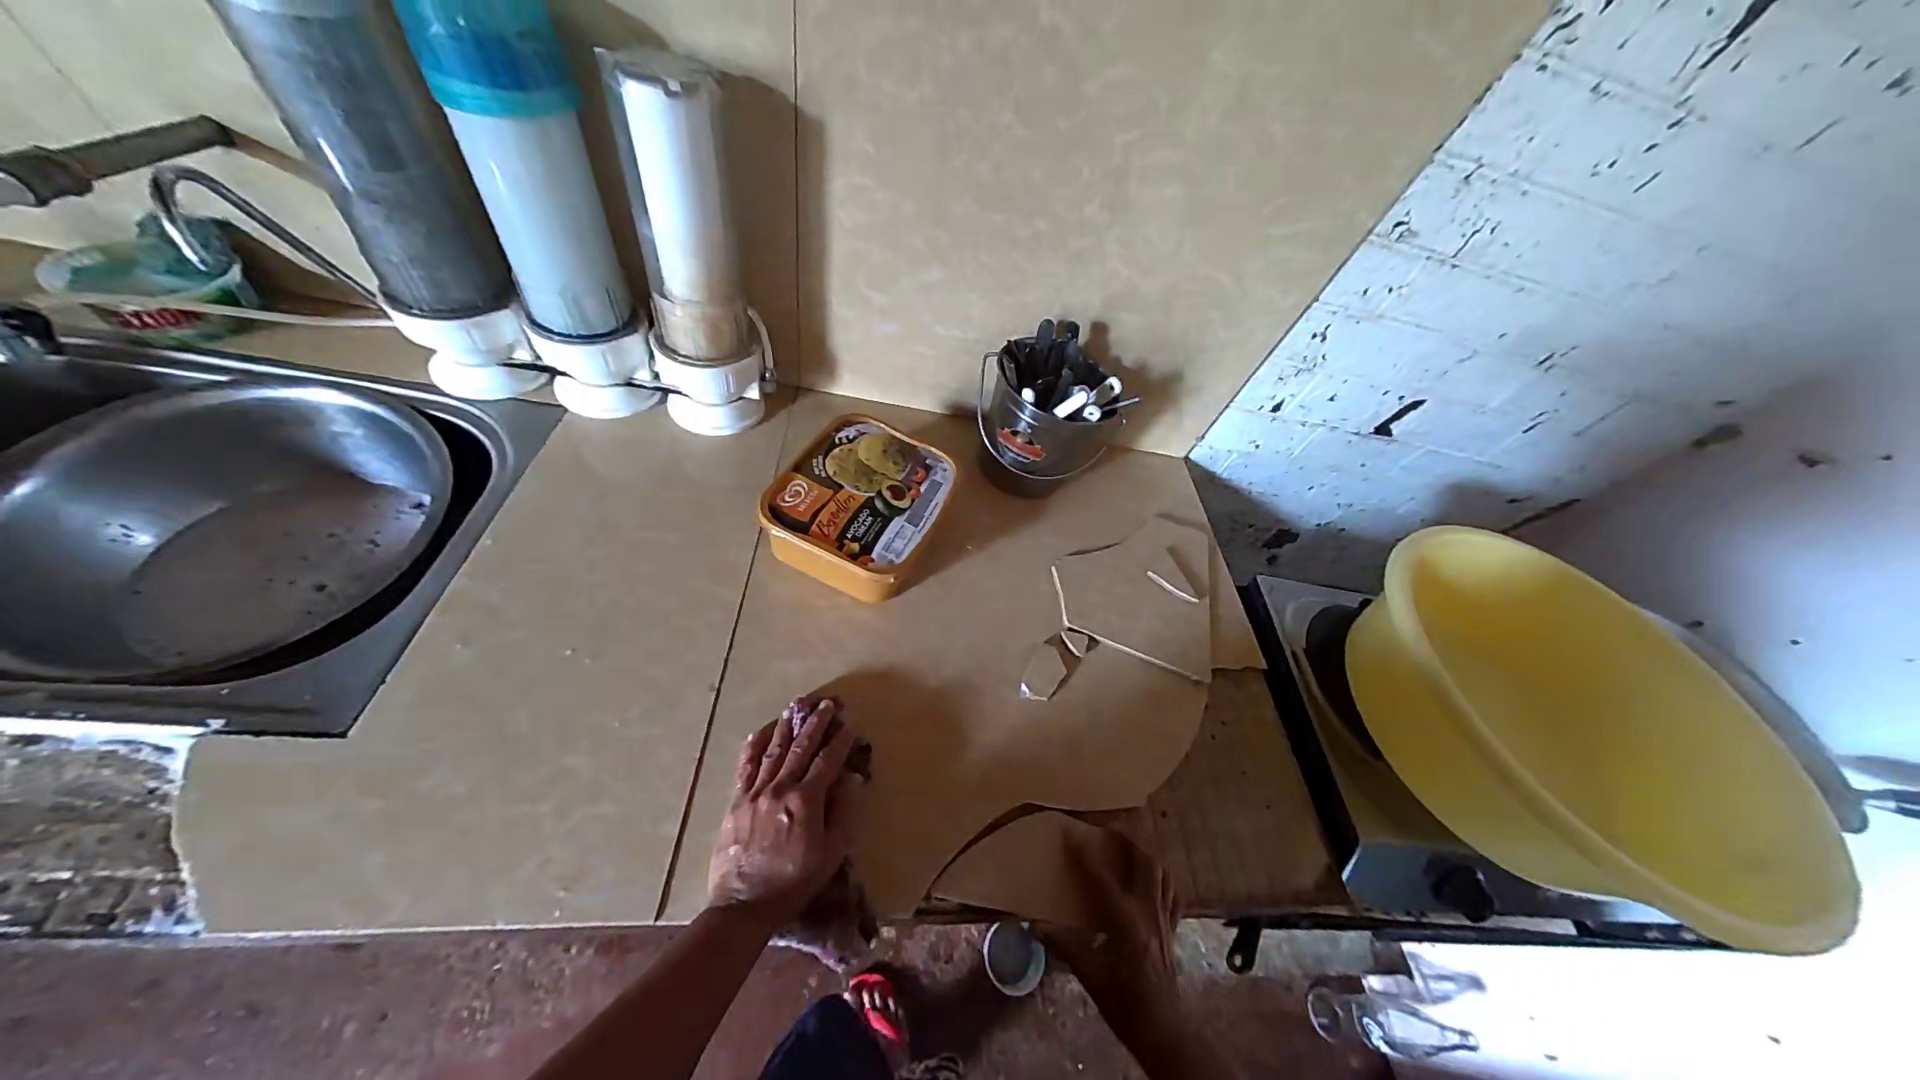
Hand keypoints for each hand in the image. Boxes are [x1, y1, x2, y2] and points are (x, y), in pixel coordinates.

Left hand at [707, 696, 865, 928]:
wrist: (744, 905)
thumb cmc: (794, 882)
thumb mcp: (831, 853)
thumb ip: (843, 813)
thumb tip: (852, 780)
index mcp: (806, 801)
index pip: (828, 762)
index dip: (840, 742)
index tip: (849, 726)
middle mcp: (780, 789)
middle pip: (801, 749)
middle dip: (815, 724)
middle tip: (825, 704)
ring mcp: (755, 793)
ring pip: (773, 752)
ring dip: (786, 727)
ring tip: (794, 707)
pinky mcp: (736, 803)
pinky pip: (745, 768)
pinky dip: (753, 748)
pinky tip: (760, 733)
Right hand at [1034, 835, 1181, 1032]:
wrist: (1164, 1032)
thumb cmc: (1125, 1006)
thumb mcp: (1090, 976)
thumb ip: (1065, 945)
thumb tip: (1035, 924)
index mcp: (1126, 923)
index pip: (1102, 878)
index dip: (1086, 855)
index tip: (1072, 834)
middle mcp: (1149, 914)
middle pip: (1146, 863)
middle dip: (1130, 839)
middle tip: (1111, 825)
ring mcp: (1165, 921)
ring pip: (1162, 874)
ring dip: (1147, 854)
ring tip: (1131, 844)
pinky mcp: (1173, 930)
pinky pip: (1172, 894)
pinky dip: (1163, 879)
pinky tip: (1153, 878)